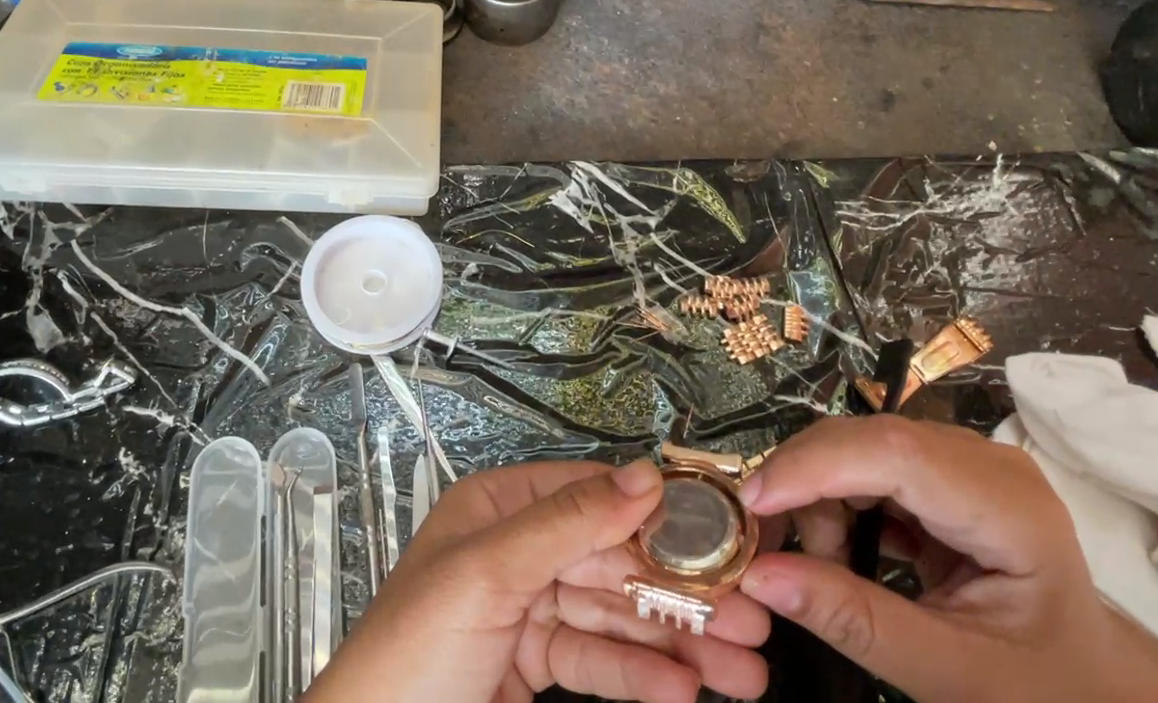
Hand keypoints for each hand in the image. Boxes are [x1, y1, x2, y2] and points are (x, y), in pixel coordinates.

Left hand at [303, 458, 770, 702]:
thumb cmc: (408, 649)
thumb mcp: (487, 573)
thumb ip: (566, 523)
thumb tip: (642, 476)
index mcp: (498, 508)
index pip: (592, 497)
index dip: (658, 516)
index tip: (721, 535)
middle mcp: (517, 550)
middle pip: (615, 561)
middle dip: (682, 592)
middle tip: (749, 614)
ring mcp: (529, 608)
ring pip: (616, 616)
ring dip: (679, 641)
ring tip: (743, 666)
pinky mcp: (536, 663)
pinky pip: (599, 661)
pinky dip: (641, 676)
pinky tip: (683, 688)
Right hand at [737, 416, 1157, 702]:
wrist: (1093, 687)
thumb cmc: (1042, 689)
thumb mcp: (952, 676)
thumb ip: (856, 624)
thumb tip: (757, 577)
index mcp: (1009, 507)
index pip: (895, 454)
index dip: (813, 468)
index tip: (749, 507)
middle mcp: (982, 461)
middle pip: (864, 441)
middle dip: (803, 487)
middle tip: (768, 550)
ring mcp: (959, 460)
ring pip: (852, 448)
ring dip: (816, 501)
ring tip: (825, 569)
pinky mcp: (937, 471)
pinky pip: (860, 465)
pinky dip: (832, 503)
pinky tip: (839, 551)